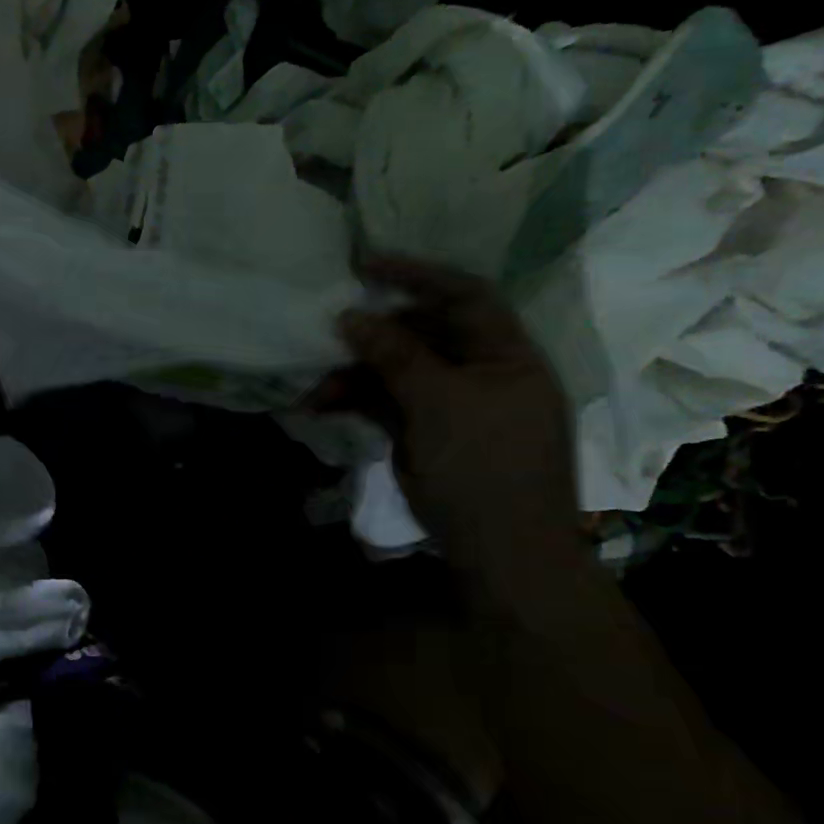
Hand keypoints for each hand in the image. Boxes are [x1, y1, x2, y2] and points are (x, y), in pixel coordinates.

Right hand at [336, 257, 578, 566]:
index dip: (418, 275)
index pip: (466, 296)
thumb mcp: (439, 404)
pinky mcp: (427, 430)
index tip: (365, 266)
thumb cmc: (484, 469)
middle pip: (422, 333)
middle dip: (371, 335)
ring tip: (315, 391)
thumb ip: (395, 355)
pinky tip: (322, 406)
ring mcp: (452, 403)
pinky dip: (356, 401)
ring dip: (354, 375)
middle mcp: (481, 372)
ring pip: (396, 370)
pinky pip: (387, 401)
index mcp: (508, 357)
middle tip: (328, 334)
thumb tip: (349, 316)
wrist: (501, 557)